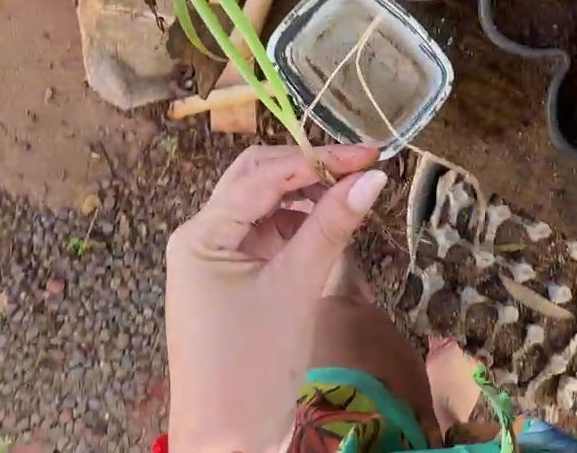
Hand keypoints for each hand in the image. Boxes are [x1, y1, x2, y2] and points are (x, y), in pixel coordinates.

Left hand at [166, 144, 387, 452]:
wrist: (229, 446)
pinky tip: (331, 225)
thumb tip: (374, 177)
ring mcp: (219, 254)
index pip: (264, 176)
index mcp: (201, 234)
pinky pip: (271, 230)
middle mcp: (203, 234)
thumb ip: (333, 224)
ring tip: (350, 195)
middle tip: (359, 166)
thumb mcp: (297, 286)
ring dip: (307, 194)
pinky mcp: (237, 274)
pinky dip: (302, 222)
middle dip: (308, 168)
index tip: (369, 153)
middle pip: (258, 178)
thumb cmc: (254, 365)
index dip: (318, 159)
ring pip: (266, 201)